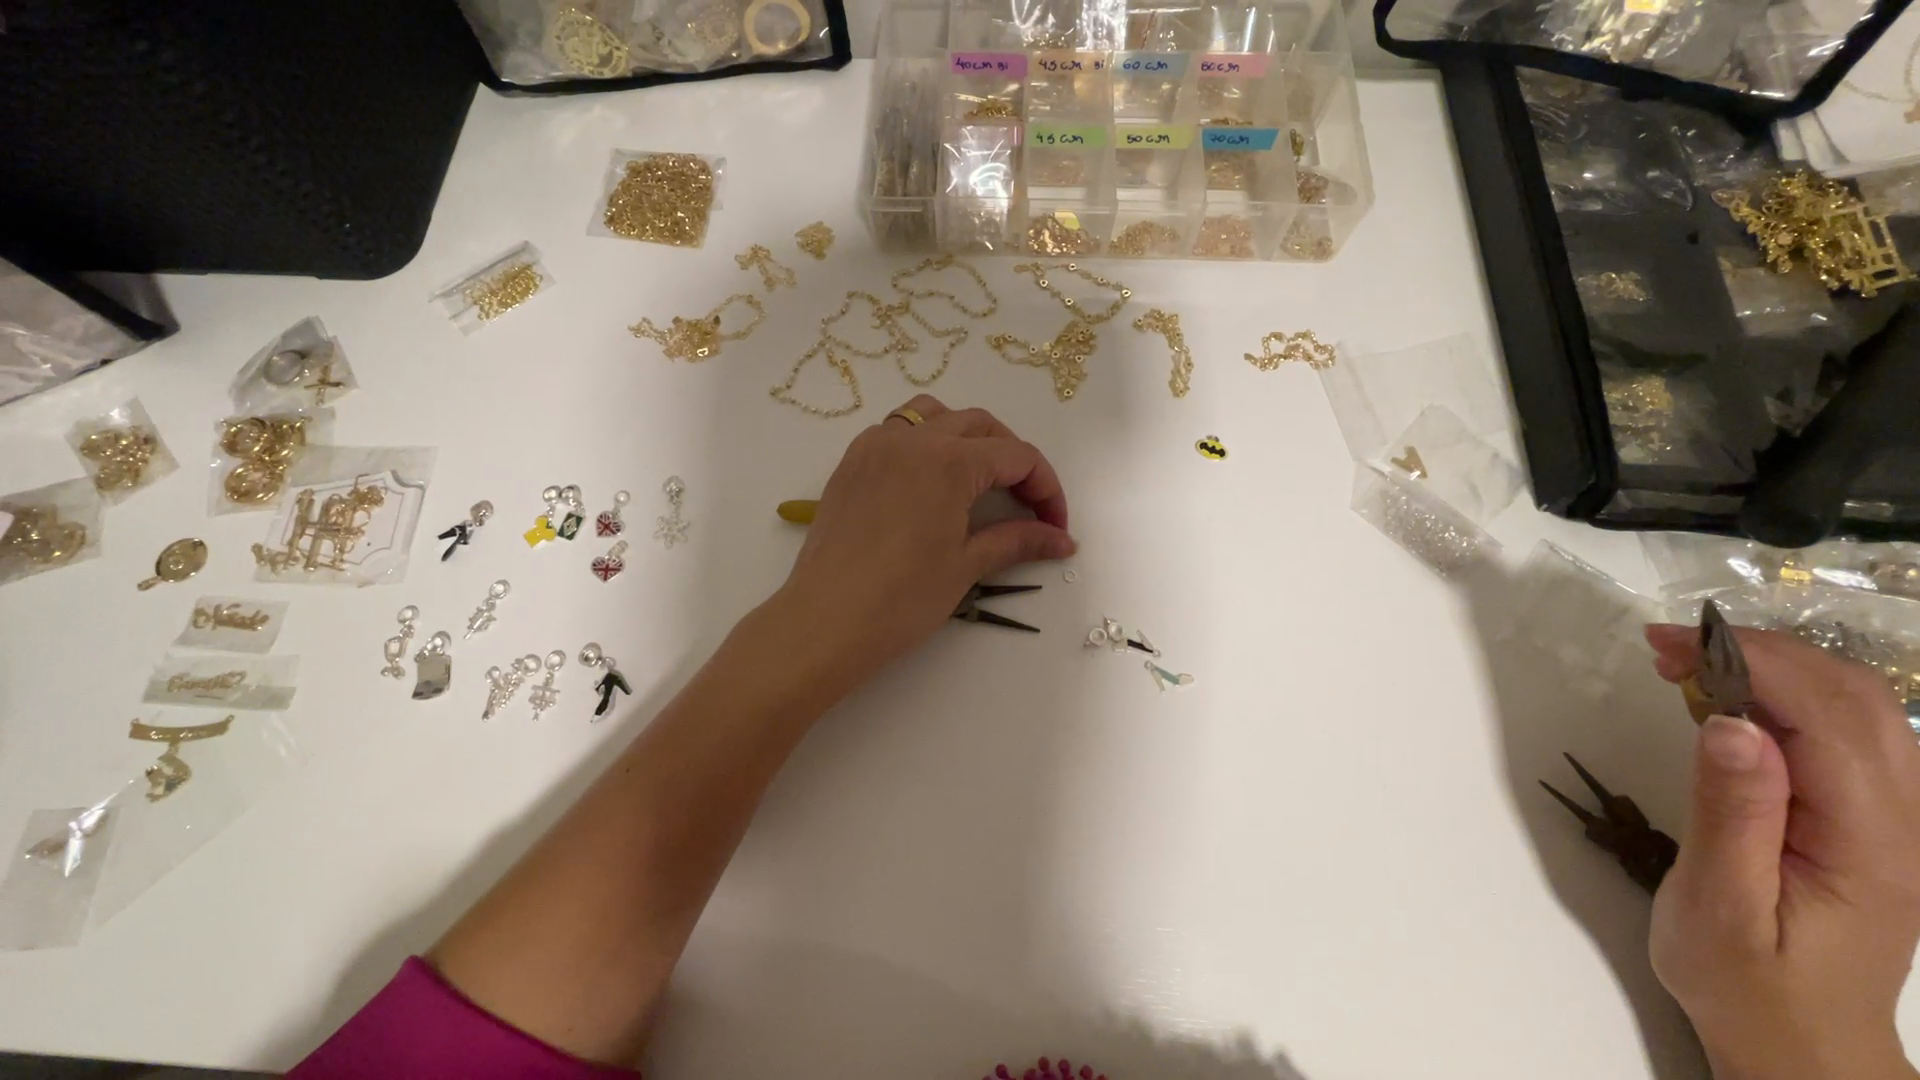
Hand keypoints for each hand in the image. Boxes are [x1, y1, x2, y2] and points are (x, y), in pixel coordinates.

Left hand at [774, 396, 1074, 688]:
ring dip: (966, 438)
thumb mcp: (966, 566)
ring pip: (934, 415)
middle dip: (1012, 459)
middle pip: (980, 426)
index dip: (1046, 489)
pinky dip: (924, 443)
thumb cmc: (901, 599)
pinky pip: (897, 431)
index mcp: (948, 459)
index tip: (1055, 527)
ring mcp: (875, 446)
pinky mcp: (851, 463)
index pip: (1017, 456)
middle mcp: (911, 438)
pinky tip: (930, 484)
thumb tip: (1063, 541)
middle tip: (1025, 505)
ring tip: (979, 481)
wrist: (825, 621)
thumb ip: (1018, 541)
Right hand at [1644, 624, 1919, 1079]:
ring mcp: (1895, 819)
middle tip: (1667, 646)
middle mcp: (1904, 822)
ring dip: (1776, 667)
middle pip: (1859, 702)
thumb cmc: (1744, 977)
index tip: (1669, 643)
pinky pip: (1842, 734)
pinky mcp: (1866, 818)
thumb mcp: (1721, 902)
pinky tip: (1727, 700)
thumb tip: (1732, 724)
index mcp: (1870, 843)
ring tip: (1687, 663)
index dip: (1755, 664)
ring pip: (1860, 710)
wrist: (1797, 1039)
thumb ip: (1732, 812)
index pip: (1829, 722)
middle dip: (1764, 653)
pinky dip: (1785, 695)